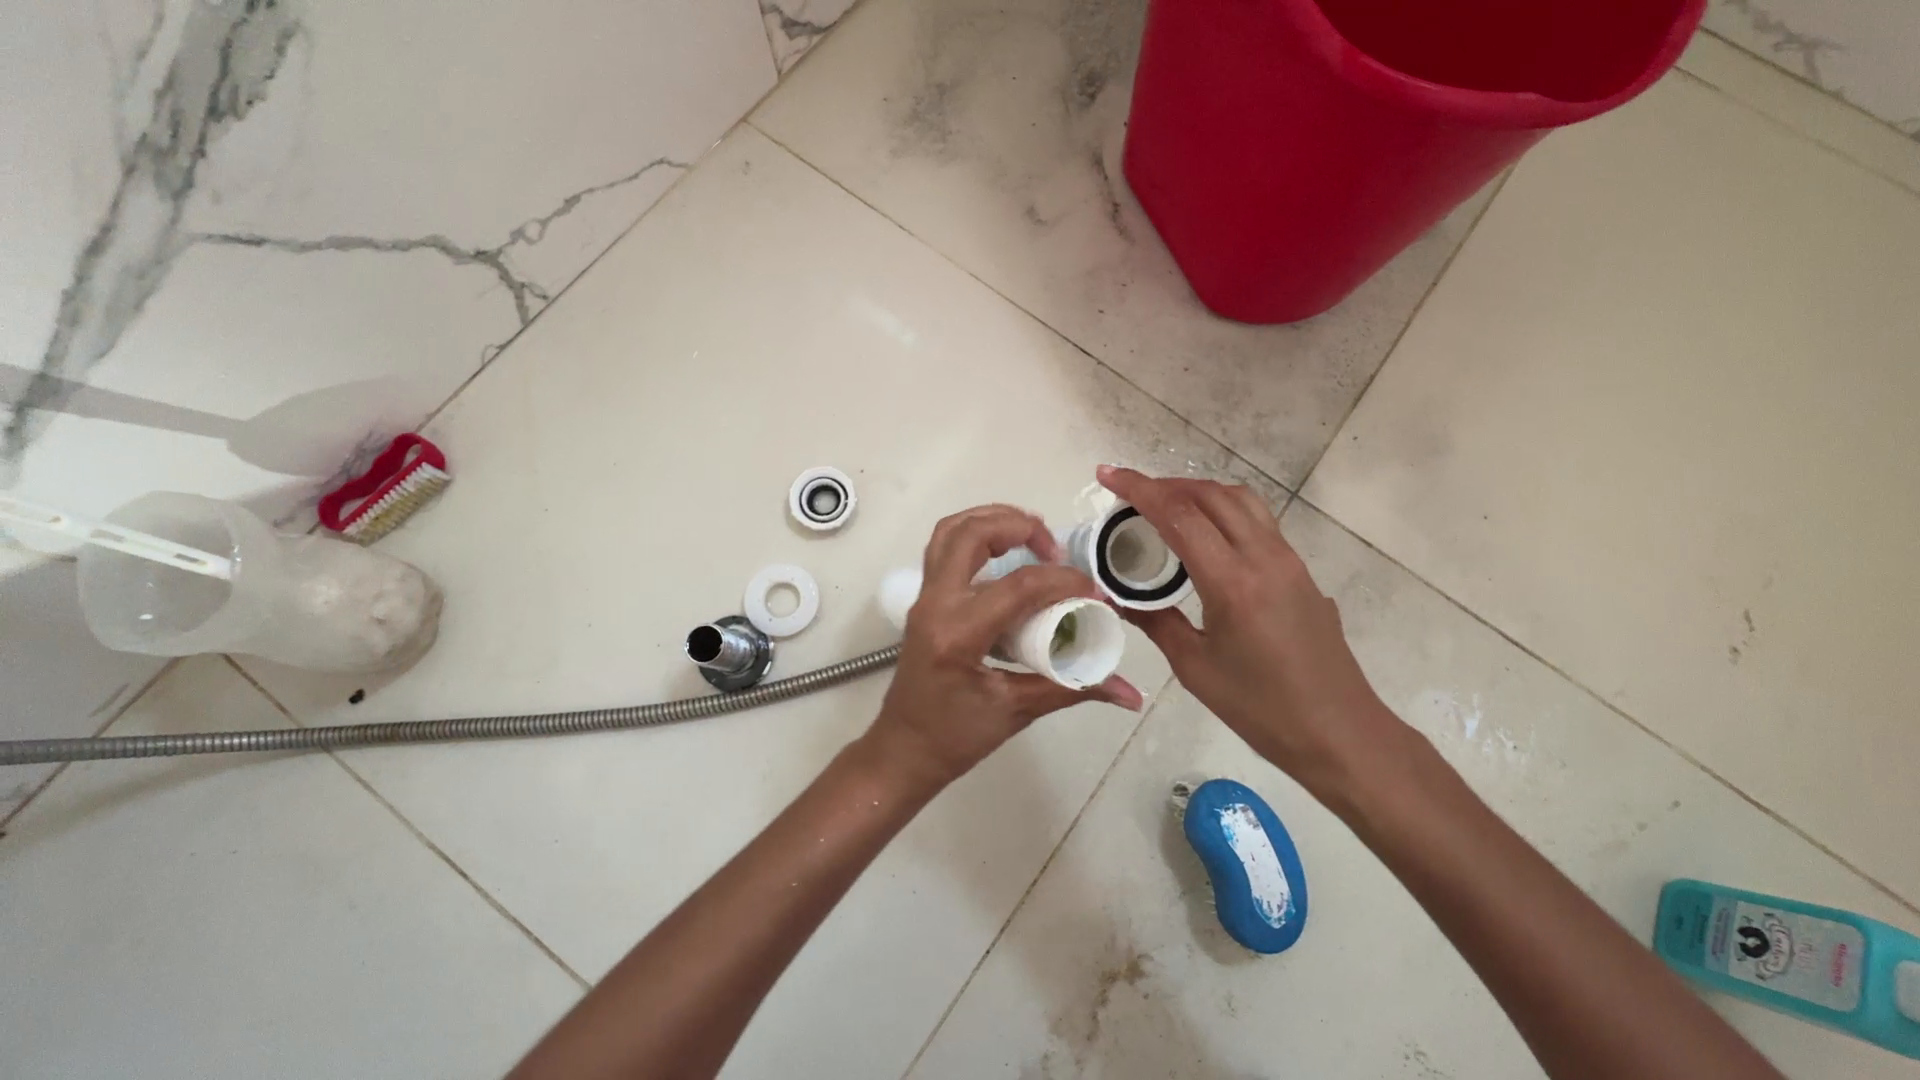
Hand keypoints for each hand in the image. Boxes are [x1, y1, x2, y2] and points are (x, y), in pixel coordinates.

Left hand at [866, 504, 1143, 790]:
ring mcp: (924, 599)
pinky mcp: (924, 600)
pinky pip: (945, 548)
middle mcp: (935, 605)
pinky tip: (1007, 552)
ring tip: (1032, 535)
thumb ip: (1074, 689)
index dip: (1063, 580)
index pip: (1017, 587)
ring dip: (992, 520)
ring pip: (950, 532)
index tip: (1094, 591)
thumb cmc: (956, 736)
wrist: (906, 749)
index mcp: (958, 635)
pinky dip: (976, 536)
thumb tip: (1131, 693)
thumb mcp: (1018, 711)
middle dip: (1018, 526)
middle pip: (971, 536)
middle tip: (1056, 548)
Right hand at [1096, 466, 1402, 793]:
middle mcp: (1265, 558)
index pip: (1180, 516)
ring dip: (1200, 493)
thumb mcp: (1195, 668)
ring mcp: (1290, 562)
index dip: (1140, 490)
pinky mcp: (1302, 573)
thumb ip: (1155, 622)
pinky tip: (1205, 538)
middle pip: (1212, 496)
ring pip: (1242, 502)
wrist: (1338, 732)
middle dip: (1167, 485)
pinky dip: (1224, 513)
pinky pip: (1259, 523)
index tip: (1109, 475)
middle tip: (1130, 493)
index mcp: (1233, 582)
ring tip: (1166, 505)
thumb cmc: (1261, 708)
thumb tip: (1118, 597)